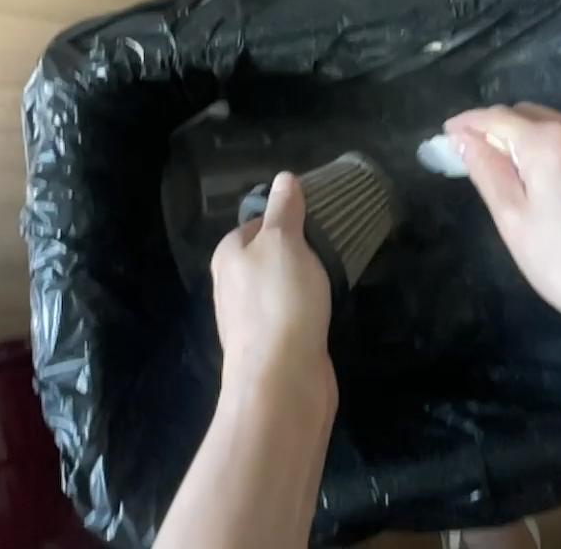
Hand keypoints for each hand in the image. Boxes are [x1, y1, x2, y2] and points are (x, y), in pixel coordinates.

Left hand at [210, 173, 335, 406]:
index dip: (285, 220)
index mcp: (229, 255)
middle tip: (328, 250)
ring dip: (304, 285)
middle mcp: (232, 285)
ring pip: (280, 288)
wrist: (282, 381)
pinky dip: (308, 312)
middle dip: (297, 254)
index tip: (316, 223)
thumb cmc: (280, 300)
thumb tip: (283, 178)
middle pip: (268, 256)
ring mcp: (249, 320)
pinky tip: (325, 314)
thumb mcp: (284, 241)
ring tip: (331, 280)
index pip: (256, 224)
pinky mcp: (271, 347)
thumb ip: (285, 210)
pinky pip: (291, 317)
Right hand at [445, 103, 560, 328]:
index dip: (467, 123)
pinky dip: (548, 146)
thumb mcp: (512, 218)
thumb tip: (461, 136)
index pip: (495, 117)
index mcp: (547, 140)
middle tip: (471, 157)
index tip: (445, 135)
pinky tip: (542, 177)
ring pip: (549, 124)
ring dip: (521, 136)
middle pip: (524, 114)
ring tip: (504, 169)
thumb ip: (485, 169)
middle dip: (494, 128)